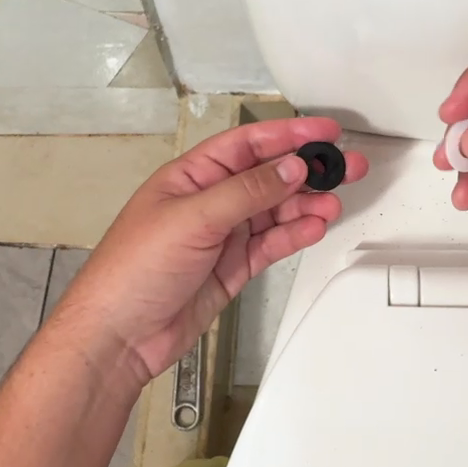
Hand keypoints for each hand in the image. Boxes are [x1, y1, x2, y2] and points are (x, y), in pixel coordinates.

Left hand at [49, 118, 367, 387]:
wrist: (121, 334)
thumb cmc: (133, 269)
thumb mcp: (193, 218)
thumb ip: (247, 191)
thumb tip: (291, 167)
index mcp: (193, 176)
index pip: (249, 144)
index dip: (289, 134)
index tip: (325, 132)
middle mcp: (211, 201)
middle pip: (270, 176)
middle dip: (309, 170)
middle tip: (347, 167)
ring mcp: (224, 234)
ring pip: (276, 211)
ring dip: (306, 205)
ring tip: (333, 204)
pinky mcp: (234, 266)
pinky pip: (272, 243)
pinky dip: (295, 234)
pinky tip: (314, 227)